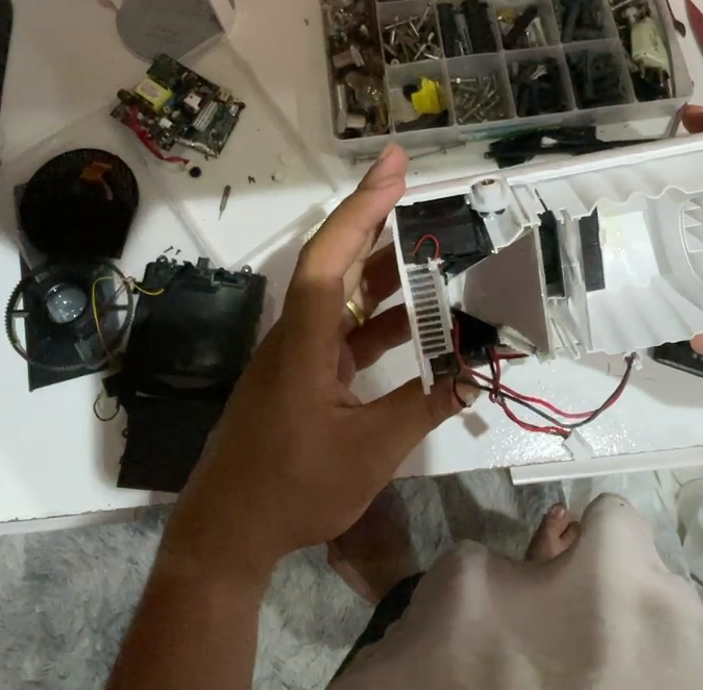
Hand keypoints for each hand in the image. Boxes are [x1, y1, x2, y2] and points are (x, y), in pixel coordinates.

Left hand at [161, 145, 465, 582]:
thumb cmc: (292, 489)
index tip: (393, 170)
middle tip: (414, 183)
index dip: (362, 209)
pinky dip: (381, 322)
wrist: (228, 532)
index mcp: (305, 341)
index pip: (331, 257)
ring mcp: (298, 355)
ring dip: (385, 272)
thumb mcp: (369, 452)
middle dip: (374, 218)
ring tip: (434, 250)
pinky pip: (346, 332)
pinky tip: (418, 325)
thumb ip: (423, 407)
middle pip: (337, 261)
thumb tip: (475, 373)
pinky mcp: (303, 376)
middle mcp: (298, 334)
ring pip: (344, 297)